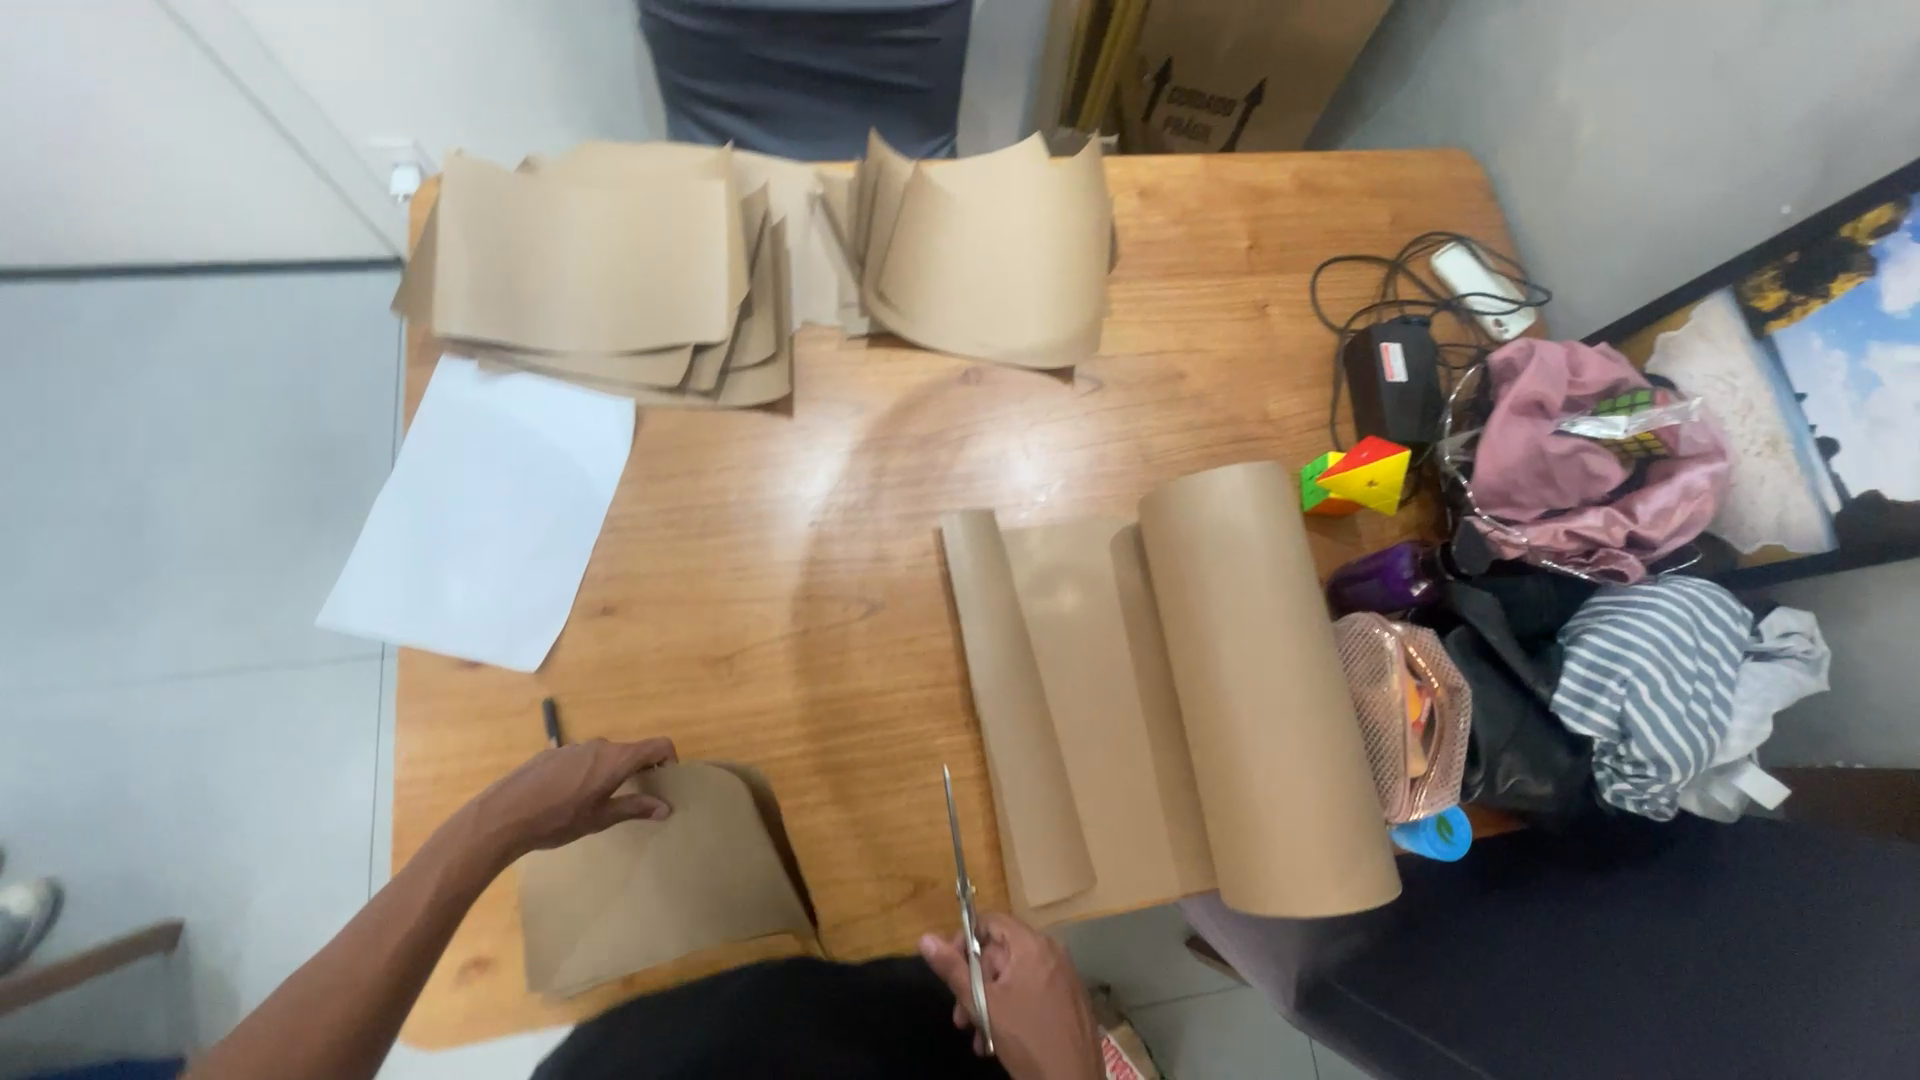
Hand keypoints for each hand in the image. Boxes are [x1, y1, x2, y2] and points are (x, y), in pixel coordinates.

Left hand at [459, 737, 677, 864]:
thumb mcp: (600, 819)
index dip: (669, 759)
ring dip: (611, 771)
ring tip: (596, 800)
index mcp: (616, 759)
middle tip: (633, 796)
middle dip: (639, 770)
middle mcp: (599, 745)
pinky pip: (581, 757)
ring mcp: (573, 746)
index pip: (658, 745)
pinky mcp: (551, 753)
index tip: (665, 781)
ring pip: (604, 754)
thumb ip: (634, 808)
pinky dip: (587, 772)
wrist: (501, 817)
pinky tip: (566, 797)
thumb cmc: (557, 820)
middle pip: (631, 750)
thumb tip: (665, 807)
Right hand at [920, 913, 1101, 1079]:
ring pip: (1015, 976)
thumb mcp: (983, 1005)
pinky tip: (999, 1040)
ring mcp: (1064, 974)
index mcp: (1031, 944)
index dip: (966, 942)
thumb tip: (925, 938)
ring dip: (990, 1002)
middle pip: (1001, 952)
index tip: (951, 971)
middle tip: (960, 1018)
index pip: (991, 921)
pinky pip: (1033, 989)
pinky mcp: (1070, 997)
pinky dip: (1013, 1007)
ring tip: (978, 1037)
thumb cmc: (1026, 1040)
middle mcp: (1051, 950)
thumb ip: (953, 970)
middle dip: (975, 984)